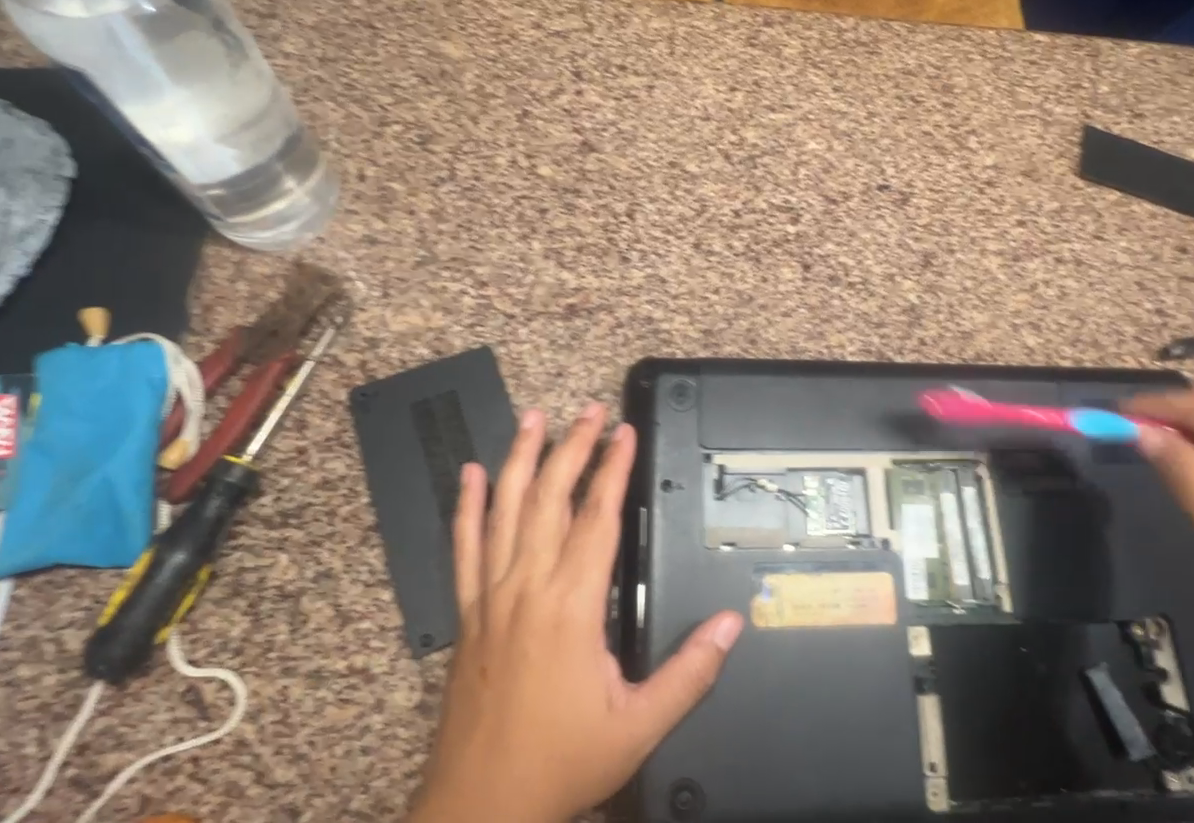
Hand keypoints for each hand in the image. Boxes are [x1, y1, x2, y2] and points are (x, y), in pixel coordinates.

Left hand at [410, 404, 744, 822]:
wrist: (481, 803)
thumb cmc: (559, 762)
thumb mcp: (639, 725)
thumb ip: (690, 672)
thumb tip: (729, 625)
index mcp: (571, 607)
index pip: (597, 517)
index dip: (613, 469)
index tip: (624, 432)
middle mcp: (527, 589)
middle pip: (550, 498)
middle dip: (572, 447)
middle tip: (589, 410)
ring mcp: (491, 598)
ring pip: (503, 510)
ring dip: (519, 459)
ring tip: (533, 419)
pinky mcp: (467, 615)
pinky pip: (463, 547)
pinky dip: (465, 507)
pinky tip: (468, 475)